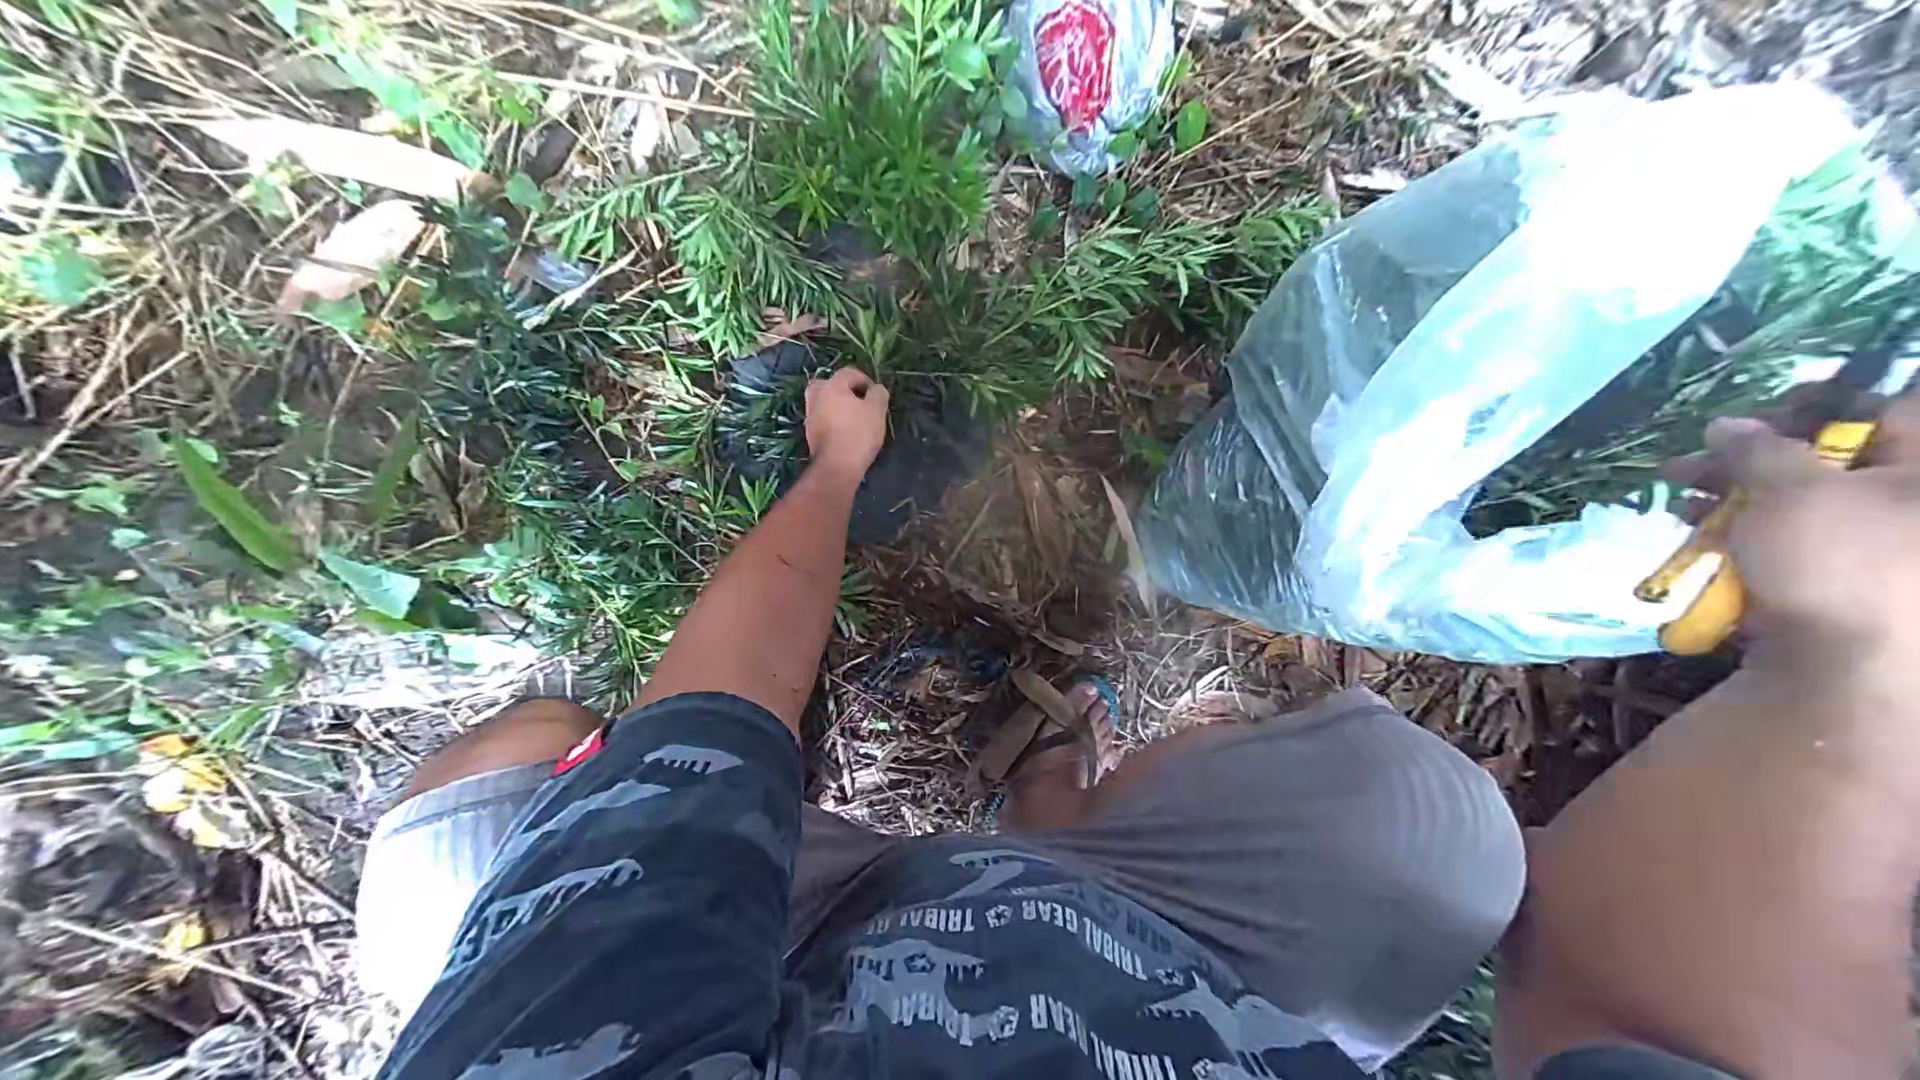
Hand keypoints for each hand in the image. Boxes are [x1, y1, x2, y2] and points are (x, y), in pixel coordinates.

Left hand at [804, 367, 888, 480]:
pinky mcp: (809, 431)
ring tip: (855, 418)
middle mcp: (816, 395)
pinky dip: (834, 419)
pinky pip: (824, 417)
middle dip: (848, 391)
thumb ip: (879, 394)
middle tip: (862, 403)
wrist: (836, 466)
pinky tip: (846, 431)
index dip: (866, 381)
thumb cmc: (858, 434)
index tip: (877, 396)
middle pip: (833, 385)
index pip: (850, 373)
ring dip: (840, 405)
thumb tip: (876, 389)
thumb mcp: (877, 411)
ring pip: (826, 401)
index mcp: (832, 385)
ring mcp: (810, 414)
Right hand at [1685, 395, 1919, 675]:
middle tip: (1691, 462)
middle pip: (1837, 454)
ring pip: (1808, 496)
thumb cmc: (1840, 562)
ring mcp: (1889, 540)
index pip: (1885, 407)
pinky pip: (1801, 534)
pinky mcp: (1854, 574)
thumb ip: (1758, 451)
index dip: (1812, 404)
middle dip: (1753, 455)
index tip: (1750, 415)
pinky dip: (1750, 527)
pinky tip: (1703, 531)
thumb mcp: (1789, 493)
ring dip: (1737, 492)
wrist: (1854, 667)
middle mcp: (1917, 499)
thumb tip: (1728, 424)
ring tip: (1679, 500)